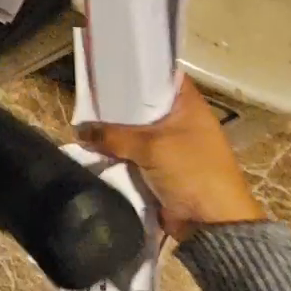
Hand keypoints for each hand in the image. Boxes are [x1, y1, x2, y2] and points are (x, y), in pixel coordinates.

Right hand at [78, 77, 265, 241]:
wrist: (210, 222)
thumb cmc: (191, 171)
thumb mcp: (150, 146)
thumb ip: (112, 136)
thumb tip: (79, 131)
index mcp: (188, 105)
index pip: (161, 76)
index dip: (137, 69)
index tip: (108, 67)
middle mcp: (180, 120)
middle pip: (142, 104)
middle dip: (116, 103)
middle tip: (86, 96)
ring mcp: (171, 145)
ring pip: (135, 130)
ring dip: (113, 131)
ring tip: (83, 122)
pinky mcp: (161, 167)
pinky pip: (133, 153)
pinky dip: (116, 151)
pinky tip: (93, 147)